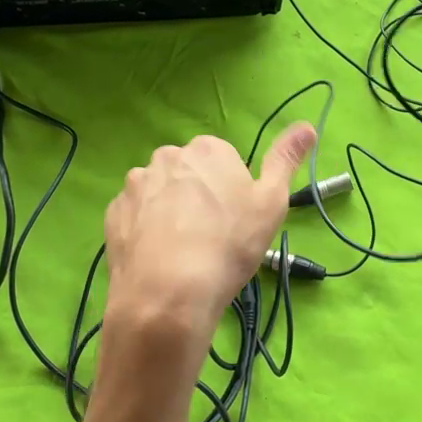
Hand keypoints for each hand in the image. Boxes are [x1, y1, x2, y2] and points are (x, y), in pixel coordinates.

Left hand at [102, 122, 317, 335]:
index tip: (234, 221)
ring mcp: (136, 184)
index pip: (223, 160)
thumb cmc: (228, 245)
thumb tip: (308, 126)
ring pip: (159, 192)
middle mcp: (169, 155)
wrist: (167, 296)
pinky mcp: (114, 214)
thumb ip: (286, 159)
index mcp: (209, 149)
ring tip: (181, 252)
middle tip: (210, 237)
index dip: (230, 191)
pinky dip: (144, 229)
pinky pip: (135, 214)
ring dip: (168, 210)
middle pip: (189, 172)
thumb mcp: (271, 202)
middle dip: (198, 195)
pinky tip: (156, 257)